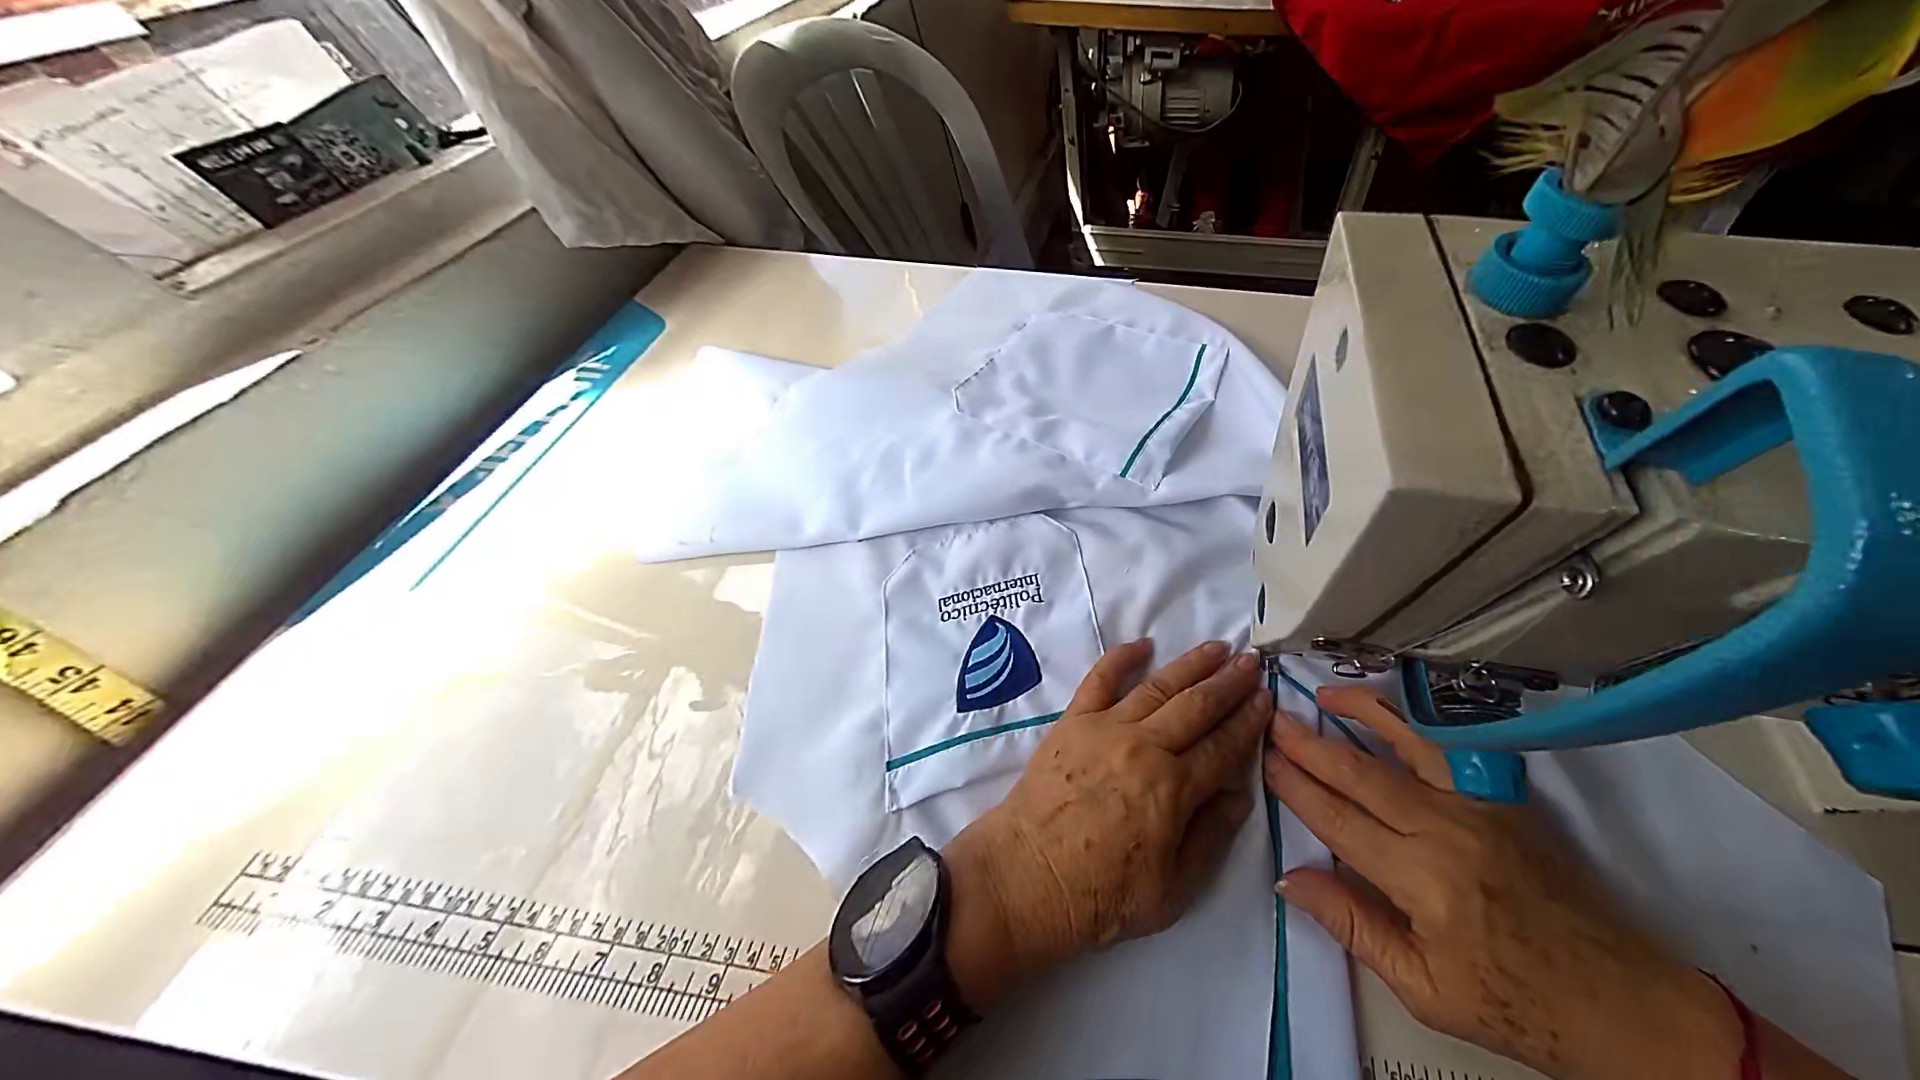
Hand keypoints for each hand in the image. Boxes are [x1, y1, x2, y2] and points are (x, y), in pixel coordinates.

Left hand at [940, 640, 1269, 1008]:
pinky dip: (1120, 658)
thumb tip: (1239, 792)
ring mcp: (1104, 729)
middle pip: (1196, 707)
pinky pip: (1098, 680)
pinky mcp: (1071, 723)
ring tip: (1218, 647)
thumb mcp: (1175, 888)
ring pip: (1157, 687)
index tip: (1268, 700)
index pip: (1223, 746)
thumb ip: (1212, 835)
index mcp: (1173, 789)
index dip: (1249, 722)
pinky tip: (1142, 644)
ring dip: (1190, 664)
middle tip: (1253, 662)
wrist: (1027, 876)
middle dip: (1230, 683)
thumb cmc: (1102, 894)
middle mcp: (1144, 748)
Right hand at [1264, 687, 1743, 1079]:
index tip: (1264, 760)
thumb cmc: (1516, 1006)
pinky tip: (1391, 713)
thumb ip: (1352, 925)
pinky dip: (1414, 725)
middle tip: (1272, 720)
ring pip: (1409, 745)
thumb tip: (1289, 880)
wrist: (1627, 1006)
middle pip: (1362, 775)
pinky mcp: (1506, 804)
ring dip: (1363, 714)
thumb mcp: (1423, 989)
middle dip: (1310, 745)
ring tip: (1323, 694)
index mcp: (1422, 881)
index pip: (1338, 820)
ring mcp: (1480, 811)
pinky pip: (1450, 752)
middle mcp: (1447, 832)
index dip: (1296, 787)